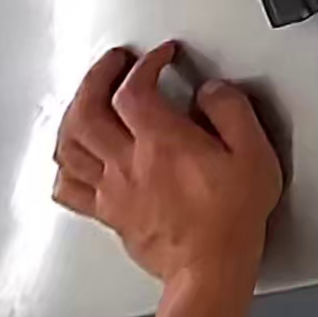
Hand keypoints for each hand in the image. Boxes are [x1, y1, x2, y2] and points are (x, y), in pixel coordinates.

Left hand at [53, 42, 282, 288]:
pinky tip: (75, 151)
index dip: (147, 64)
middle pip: (87, 112)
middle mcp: (128, 164)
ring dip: (74, 111)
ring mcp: (112, 190)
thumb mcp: (252, 149)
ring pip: (68, 145)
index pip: (135, 91)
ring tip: (90, 94)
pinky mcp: (107, 212)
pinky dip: (64, 159)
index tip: (163, 54)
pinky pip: (68, 184)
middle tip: (115, 61)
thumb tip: (212, 89)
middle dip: (98, 78)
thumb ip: (232, 110)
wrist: (211, 262)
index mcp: (163, 144)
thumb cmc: (233, 210)